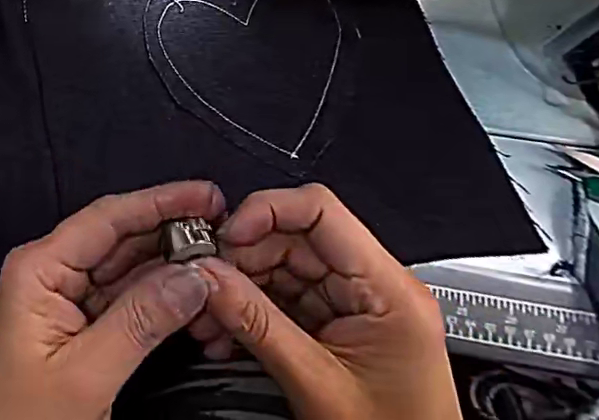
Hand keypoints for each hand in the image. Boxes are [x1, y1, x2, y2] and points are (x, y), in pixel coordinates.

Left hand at [0, 181, 226, 419]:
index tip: (205, 195)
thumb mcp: (83, 376)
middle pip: (122, 235)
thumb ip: (140, 322)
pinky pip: (129, 296)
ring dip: (172, 260)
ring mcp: (68, 299)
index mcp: (40, 268)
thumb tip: (192, 277)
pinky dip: (162, 293)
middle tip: (221, 223)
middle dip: (173, 228)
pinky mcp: (82, 327)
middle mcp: (53, 273)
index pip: (110, 217)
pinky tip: (191, 287)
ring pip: (130, 265)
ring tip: (214, 251)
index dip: (162, 201)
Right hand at [189, 184, 461, 419]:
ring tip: (213, 313)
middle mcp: (378, 284)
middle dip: (245, 256)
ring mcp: (360, 303)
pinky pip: (291, 296)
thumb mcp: (319, 387)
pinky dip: (257, 308)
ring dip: (244, 284)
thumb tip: (212, 277)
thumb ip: (259, 326)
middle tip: (209, 279)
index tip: (229, 233)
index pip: (320, 210)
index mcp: (389, 287)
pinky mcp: (344, 323)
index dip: (267, 210)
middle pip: (297, 237)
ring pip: (287, 266)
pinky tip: (231, 327)